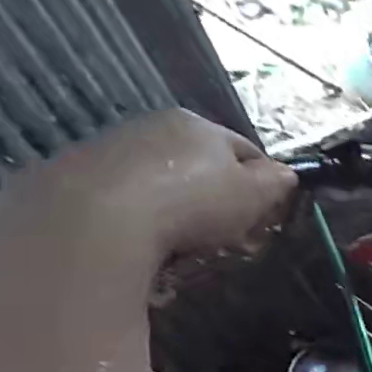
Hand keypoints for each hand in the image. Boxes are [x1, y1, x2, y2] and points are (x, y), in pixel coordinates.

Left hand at [0, 108, 295, 262]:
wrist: (101, 215)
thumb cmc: (193, 202)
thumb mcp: (254, 194)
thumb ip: (276, 182)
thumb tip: (285, 173)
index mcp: (200, 126)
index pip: (247, 151)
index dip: (264, 185)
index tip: (267, 217)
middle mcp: (157, 126)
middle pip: (206, 167)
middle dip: (223, 200)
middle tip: (232, 237)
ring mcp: (118, 147)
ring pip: (171, 183)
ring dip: (186, 211)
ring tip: (191, 245)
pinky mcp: (86, 173)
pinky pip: (136, 199)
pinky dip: (150, 219)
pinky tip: (154, 242)